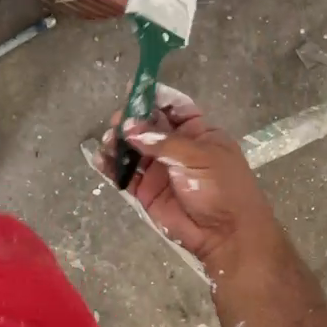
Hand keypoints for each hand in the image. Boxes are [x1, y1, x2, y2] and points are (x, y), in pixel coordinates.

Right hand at [94, 86, 277, 263]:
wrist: (227, 236)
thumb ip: (164, 142)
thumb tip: (130, 129)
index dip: (154, 96)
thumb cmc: (223, 190)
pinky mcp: (145, 190)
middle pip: (147, 124)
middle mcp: (176, 147)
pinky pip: (123, 174)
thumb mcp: (200, 158)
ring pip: (132, 148)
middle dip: (131, 120)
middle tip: (118, 123)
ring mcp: (159, 168)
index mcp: (198, 133)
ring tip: (109, 143)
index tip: (133, 90)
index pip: (173, 107)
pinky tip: (99, 160)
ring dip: (118, 142)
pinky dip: (109, 166)